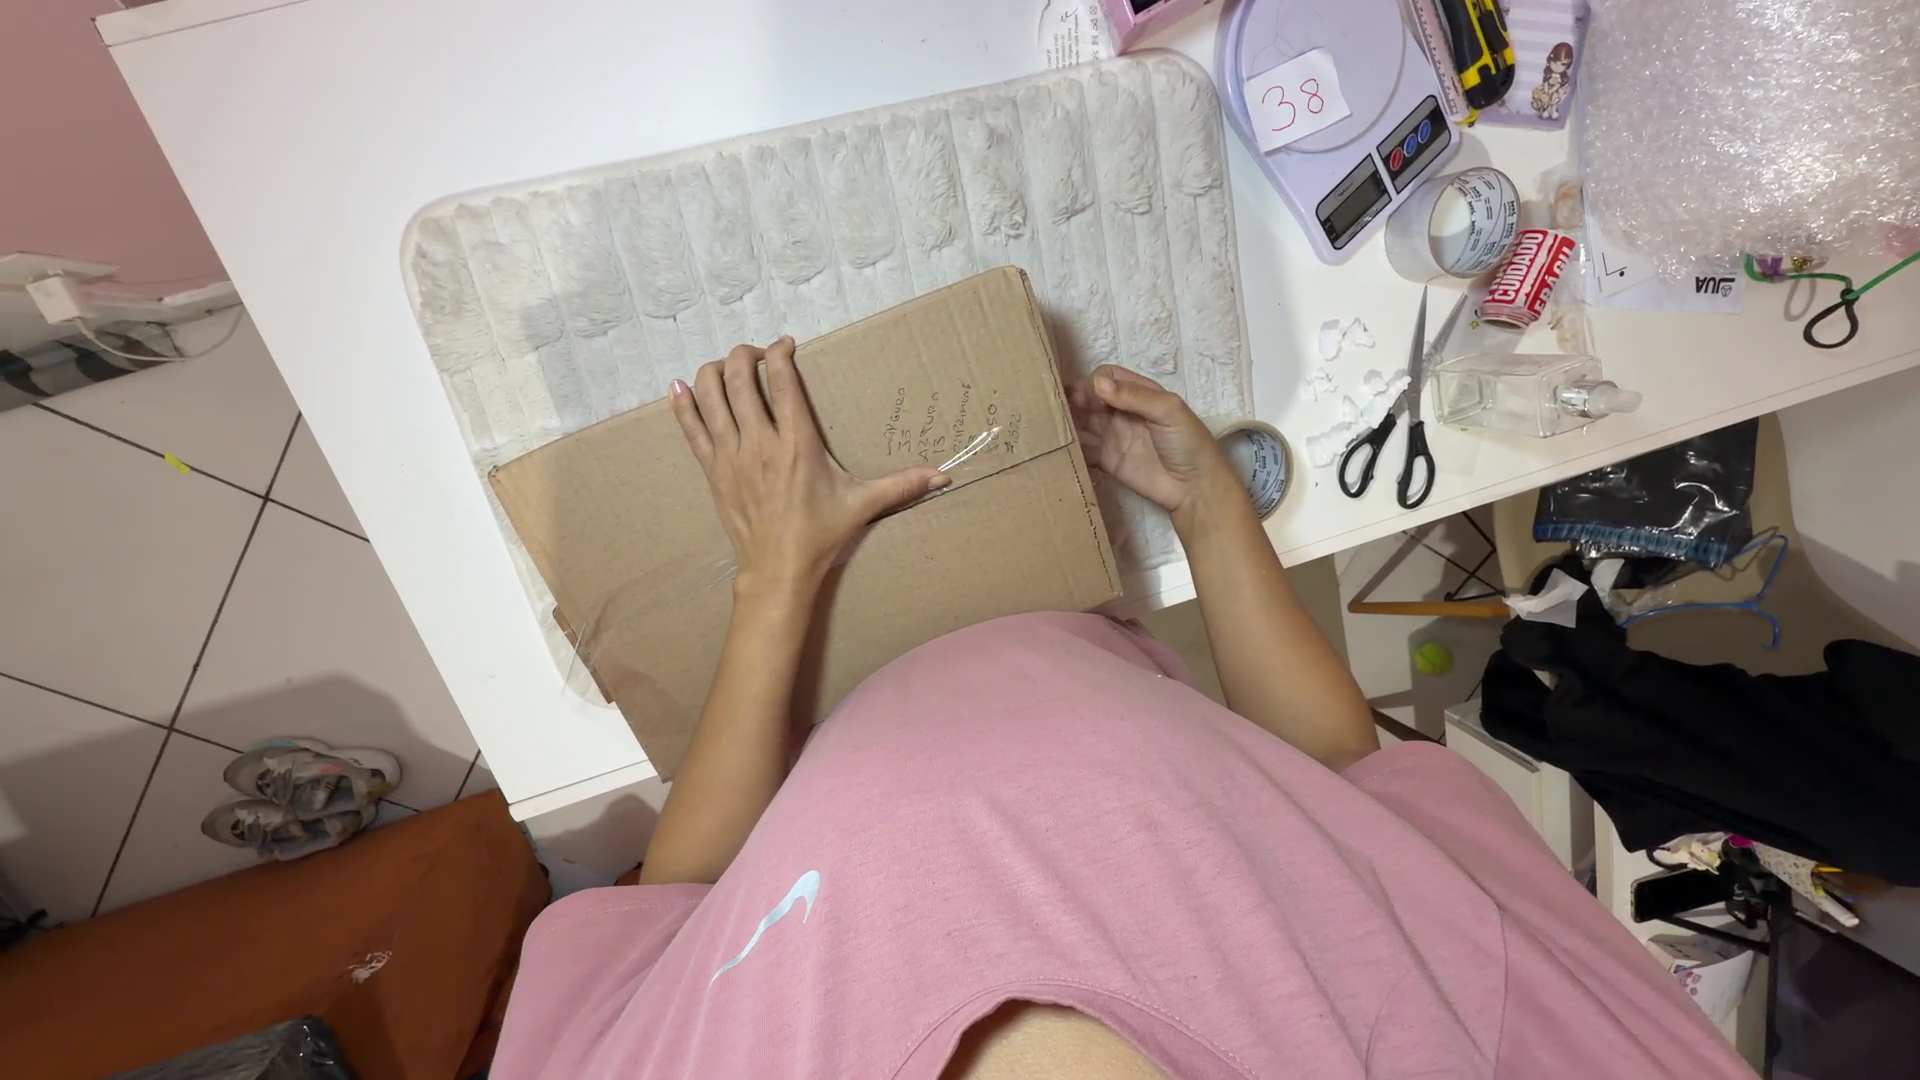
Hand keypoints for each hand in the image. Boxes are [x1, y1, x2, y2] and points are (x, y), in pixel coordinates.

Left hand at [672, 337, 949, 598]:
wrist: (777, 570)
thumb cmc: (819, 535)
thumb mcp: (862, 505)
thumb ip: (901, 485)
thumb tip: (943, 477)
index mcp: (797, 445)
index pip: (782, 382)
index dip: (780, 353)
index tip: (786, 345)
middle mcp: (760, 443)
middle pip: (739, 379)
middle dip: (744, 354)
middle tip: (756, 353)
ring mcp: (731, 456)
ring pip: (710, 396)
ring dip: (715, 371)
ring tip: (728, 366)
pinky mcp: (712, 471)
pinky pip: (690, 428)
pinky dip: (683, 404)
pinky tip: (679, 386)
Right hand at [1068, 365, 1235, 527]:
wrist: (1194, 487)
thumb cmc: (1187, 442)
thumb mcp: (1168, 410)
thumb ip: (1134, 395)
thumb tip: (1097, 384)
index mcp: (1138, 393)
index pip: (1107, 377)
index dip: (1094, 382)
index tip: (1087, 395)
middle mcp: (1121, 412)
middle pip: (1090, 398)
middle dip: (1074, 399)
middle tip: (1058, 408)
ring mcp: (1112, 436)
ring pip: (1082, 422)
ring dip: (1068, 421)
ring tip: (1049, 425)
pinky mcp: (1107, 461)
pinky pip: (1083, 451)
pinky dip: (1070, 449)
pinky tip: (1057, 449)